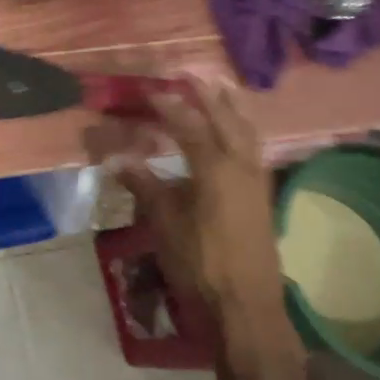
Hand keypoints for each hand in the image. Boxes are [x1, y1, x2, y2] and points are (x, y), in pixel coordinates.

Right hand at [90, 82, 281, 309]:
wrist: (247, 305)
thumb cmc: (201, 262)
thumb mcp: (165, 222)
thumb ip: (145, 185)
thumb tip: (116, 158)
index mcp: (216, 169)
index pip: (190, 125)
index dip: (169, 105)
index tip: (150, 90)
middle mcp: (242, 167)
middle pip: (227, 120)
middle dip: (209, 95)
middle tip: (192, 74)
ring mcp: (257, 182)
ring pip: (248, 133)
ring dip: (232, 109)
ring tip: (220, 90)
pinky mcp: (262, 198)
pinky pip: (254, 150)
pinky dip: (242, 131)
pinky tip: (233, 134)